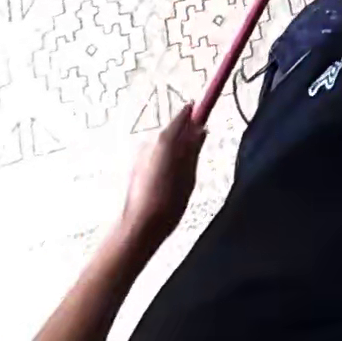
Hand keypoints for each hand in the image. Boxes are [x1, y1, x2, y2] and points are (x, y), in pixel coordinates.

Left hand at [118, 102, 205, 246]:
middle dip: (186, 136)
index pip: (184, 114)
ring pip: (164, 145)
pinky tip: (168, 182)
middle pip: (173, 129)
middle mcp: (151, 141)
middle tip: (197, 154)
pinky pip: (156, 156)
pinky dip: (164, 162)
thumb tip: (200, 129)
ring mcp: (140, 155)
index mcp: (166, 139)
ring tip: (182, 175)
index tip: (205, 117)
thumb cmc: (169, 200)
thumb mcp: (190, 173)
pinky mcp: (135, 168)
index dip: (196, 113)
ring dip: (175, 151)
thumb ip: (194, 148)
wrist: (138, 229)